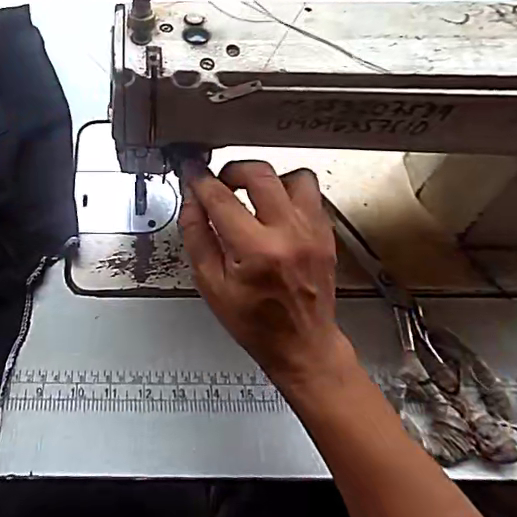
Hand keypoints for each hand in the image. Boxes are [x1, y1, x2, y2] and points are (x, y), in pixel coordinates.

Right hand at [178, 161, 353, 390]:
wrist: (303, 346)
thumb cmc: (258, 323)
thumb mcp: (211, 285)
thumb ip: (197, 235)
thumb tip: (191, 201)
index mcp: (256, 251)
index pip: (221, 197)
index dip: (200, 179)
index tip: (193, 172)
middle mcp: (289, 235)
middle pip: (259, 173)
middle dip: (232, 170)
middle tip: (221, 182)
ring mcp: (312, 232)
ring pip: (293, 176)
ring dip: (267, 179)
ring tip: (252, 193)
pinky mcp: (325, 233)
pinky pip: (310, 193)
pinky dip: (289, 193)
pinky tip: (275, 208)